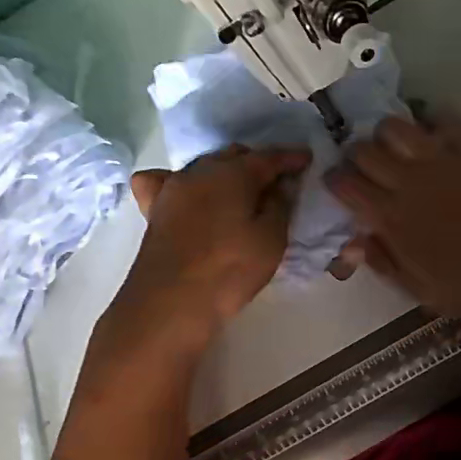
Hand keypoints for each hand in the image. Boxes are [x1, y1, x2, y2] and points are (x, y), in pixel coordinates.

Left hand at [115, 146, 310, 338]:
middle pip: (234, 157)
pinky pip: (163, 182)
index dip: (290, 158)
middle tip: (277, 183)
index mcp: (232, 174)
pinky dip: (179, 182)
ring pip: (203, 167)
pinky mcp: (154, 210)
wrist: (172, 303)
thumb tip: (280, 186)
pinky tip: (186, 194)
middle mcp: (200, 171)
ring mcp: (172, 188)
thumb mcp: (271, 239)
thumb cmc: (230, 270)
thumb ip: (280, 206)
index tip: (306, 160)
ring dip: (225, 172)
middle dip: (257, 164)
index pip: (268, 158)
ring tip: (240, 191)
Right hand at [328, 117, 460, 321]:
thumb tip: (350, 243)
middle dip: (356, 155)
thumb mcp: (424, 293)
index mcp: (394, 220)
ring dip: (386, 134)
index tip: (336, 183)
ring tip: (394, 148)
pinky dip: (431, 123)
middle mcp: (411, 183)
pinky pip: (443, 121)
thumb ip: (385, 264)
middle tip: (364, 167)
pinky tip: (433, 138)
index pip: (348, 186)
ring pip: (396, 127)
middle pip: (364, 151)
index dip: (335, 181)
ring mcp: (442, 162)